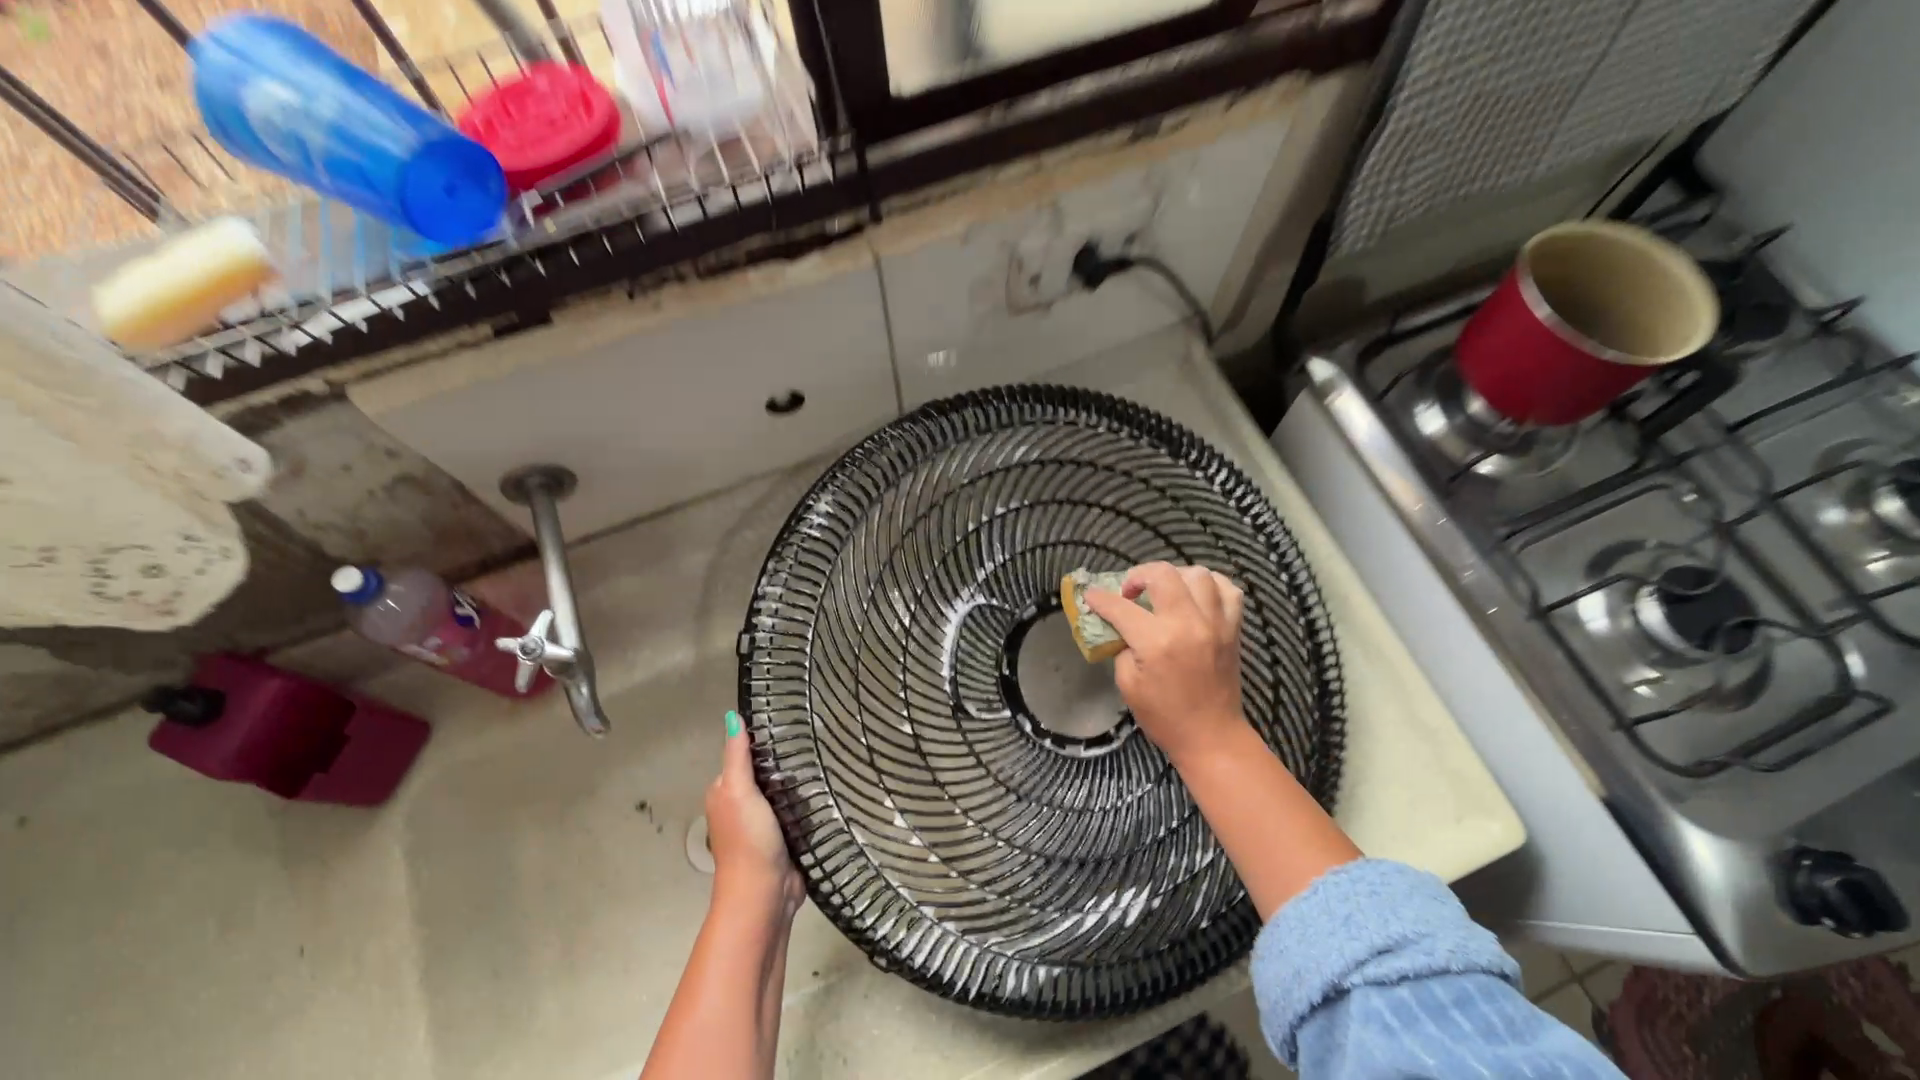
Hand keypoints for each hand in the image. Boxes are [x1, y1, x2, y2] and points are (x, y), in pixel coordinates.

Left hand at [707, 711, 805, 920]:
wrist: (764, 892)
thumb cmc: (748, 839)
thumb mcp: (738, 791)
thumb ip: (737, 756)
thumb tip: (732, 716)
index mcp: (725, 793)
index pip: (744, 757)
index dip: (763, 742)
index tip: (791, 723)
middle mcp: (742, 807)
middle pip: (767, 775)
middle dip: (786, 764)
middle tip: (816, 743)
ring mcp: (765, 825)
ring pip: (785, 794)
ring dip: (800, 785)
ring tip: (827, 762)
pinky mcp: (786, 839)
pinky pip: (799, 814)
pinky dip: (809, 806)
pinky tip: (826, 793)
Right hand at [1082, 562, 1250, 766]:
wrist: (1211, 735)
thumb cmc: (1164, 716)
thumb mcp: (1127, 684)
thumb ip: (1121, 647)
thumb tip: (1119, 625)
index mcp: (1157, 642)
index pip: (1121, 607)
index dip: (1100, 598)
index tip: (1091, 595)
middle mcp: (1188, 624)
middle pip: (1163, 574)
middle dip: (1138, 575)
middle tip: (1130, 592)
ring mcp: (1215, 623)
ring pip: (1198, 574)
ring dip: (1175, 576)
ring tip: (1165, 591)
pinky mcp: (1233, 628)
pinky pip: (1228, 589)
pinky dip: (1211, 584)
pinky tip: (1196, 594)